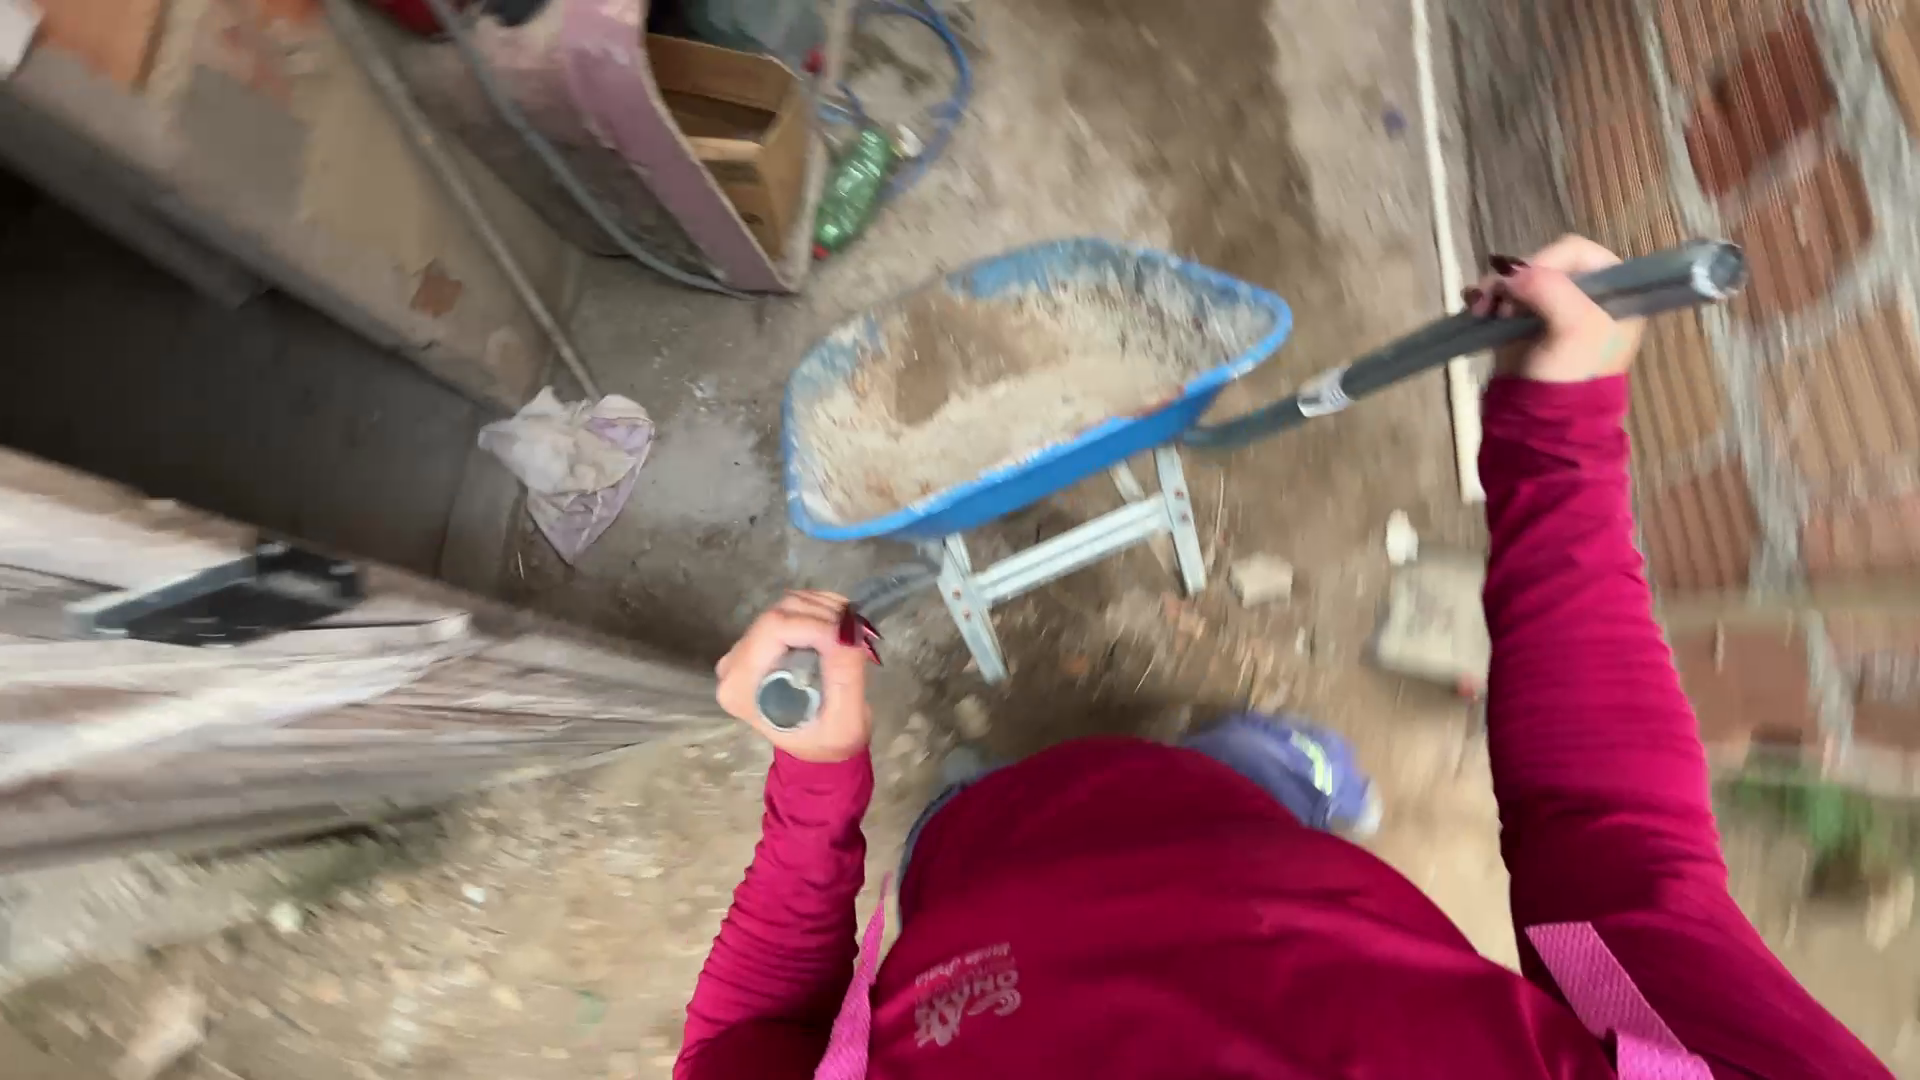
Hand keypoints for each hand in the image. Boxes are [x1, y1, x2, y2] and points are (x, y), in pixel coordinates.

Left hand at [715, 591, 872, 762]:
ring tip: (852, 630)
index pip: (773, 629)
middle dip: (824, 615)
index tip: (849, 638)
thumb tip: (847, 631)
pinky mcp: (766, 640)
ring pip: (788, 604)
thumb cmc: (829, 741)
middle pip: (779, 613)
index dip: (816, 624)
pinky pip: (793, 608)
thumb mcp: (845, 719)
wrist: (821, 750)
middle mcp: (734, 664)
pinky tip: (843, 624)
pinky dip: (823, 607)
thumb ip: (844, 676)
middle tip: (857, 632)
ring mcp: (747, 649)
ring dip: (826, 608)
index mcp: (742, 687)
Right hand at [1464, 234, 1644, 382]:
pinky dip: (1484, 300)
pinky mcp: (1519, 326)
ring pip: (1516, 282)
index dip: (1542, 262)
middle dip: (1512, 280)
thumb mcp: (1575, 326)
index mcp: (1612, 287)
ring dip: (1493, 291)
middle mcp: (1582, 293)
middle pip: (1540, 266)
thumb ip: (1550, 289)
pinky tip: (1473, 310)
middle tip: (1490, 302)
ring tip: (1478, 311)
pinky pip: (1500, 300)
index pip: (1575, 253)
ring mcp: (1548, 309)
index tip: (1515, 285)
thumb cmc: (1571, 372)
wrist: (1542, 416)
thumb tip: (1510, 275)